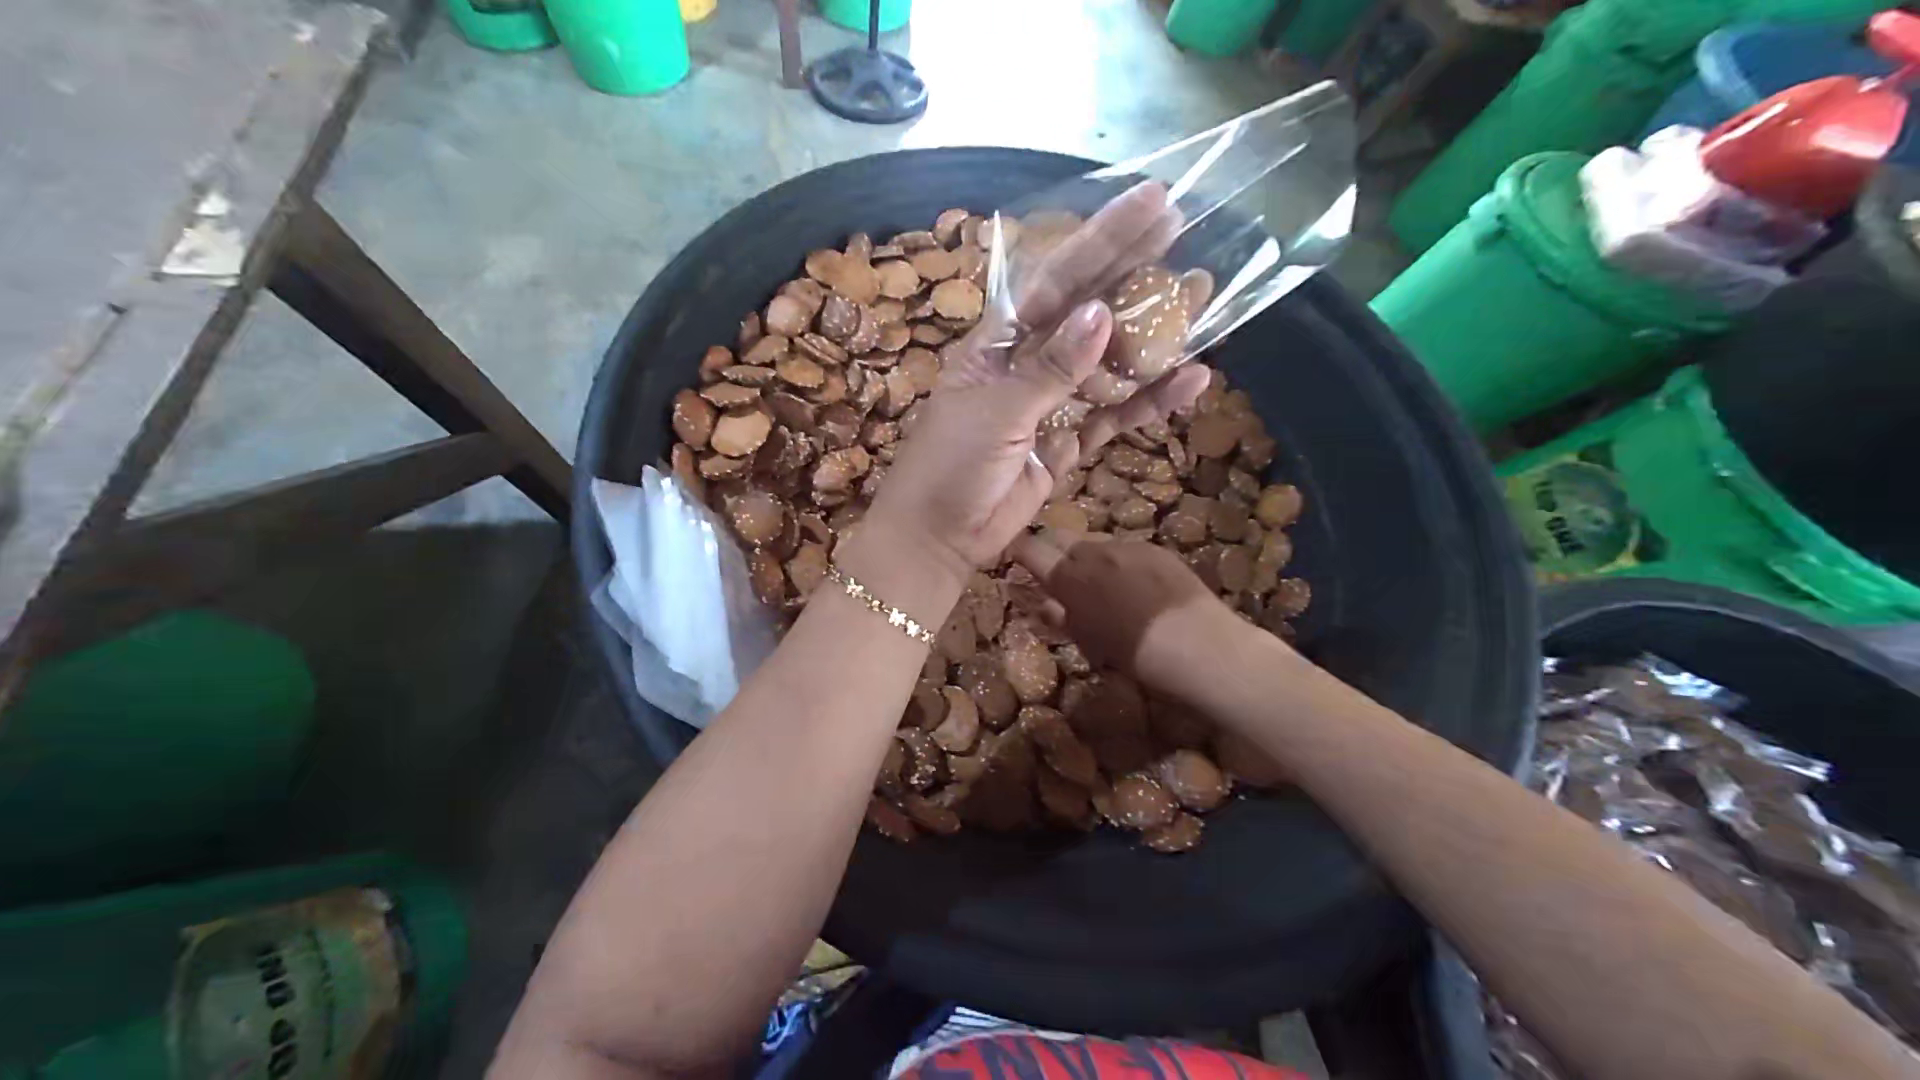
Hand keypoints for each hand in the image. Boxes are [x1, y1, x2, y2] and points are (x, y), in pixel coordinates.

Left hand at [863, 183, 1207, 583]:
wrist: (939, 539)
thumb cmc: (950, 467)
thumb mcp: (997, 412)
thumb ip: (1051, 368)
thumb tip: (1101, 313)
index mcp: (997, 342)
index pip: (1055, 280)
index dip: (1102, 240)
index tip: (1152, 200)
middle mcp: (1026, 363)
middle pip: (1087, 311)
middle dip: (1133, 273)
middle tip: (1185, 230)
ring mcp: (1050, 403)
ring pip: (1109, 363)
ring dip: (1153, 337)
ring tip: (1203, 301)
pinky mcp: (1068, 442)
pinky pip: (1114, 416)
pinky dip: (1150, 402)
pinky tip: (1192, 381)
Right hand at [1008, 537, 1264, 699]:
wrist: (1198, 645)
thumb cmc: (1133, 654)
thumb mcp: (1088, 640)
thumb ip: (1060, 617)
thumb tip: (1043, 604)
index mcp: (1069, 577)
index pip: (1030, 549)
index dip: (1017, 549)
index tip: (1012, 553)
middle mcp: (1093, 552)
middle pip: (1061, 539)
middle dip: (1053, 552)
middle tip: (1056, 574)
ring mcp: (1126, 546)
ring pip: (1094, 543)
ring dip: (1087, 558)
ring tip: (1099, 583)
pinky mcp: (1154, 548)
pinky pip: (1125, 549)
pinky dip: (1119, 562)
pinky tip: (1134, 585)